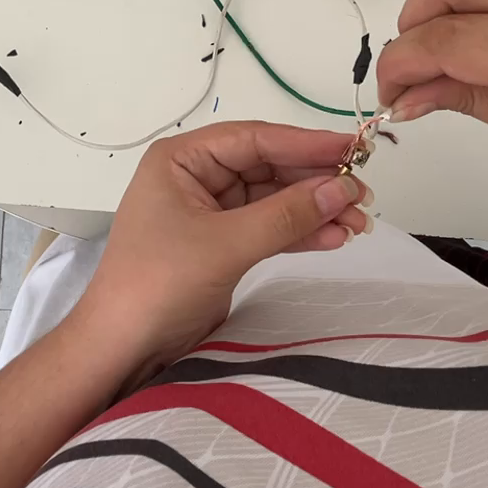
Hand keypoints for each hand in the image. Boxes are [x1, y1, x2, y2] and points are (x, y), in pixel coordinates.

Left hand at [72, 121, 370, 374]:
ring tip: (359, 222)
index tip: (353, 148)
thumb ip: (286, 216)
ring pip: (273, 199)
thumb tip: (344, 189)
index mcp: (183, 159)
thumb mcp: (226, 245)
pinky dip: (299, 233)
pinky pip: (268, 227)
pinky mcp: (221, 242)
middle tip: (364, 194)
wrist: (122, 348)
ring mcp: (209, 210)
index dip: (306, 143)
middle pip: (268, 167)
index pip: (254, 139)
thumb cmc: (160, 284)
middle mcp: (196, 176)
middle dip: (315, 182)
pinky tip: (333, 238)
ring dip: (313, 210)